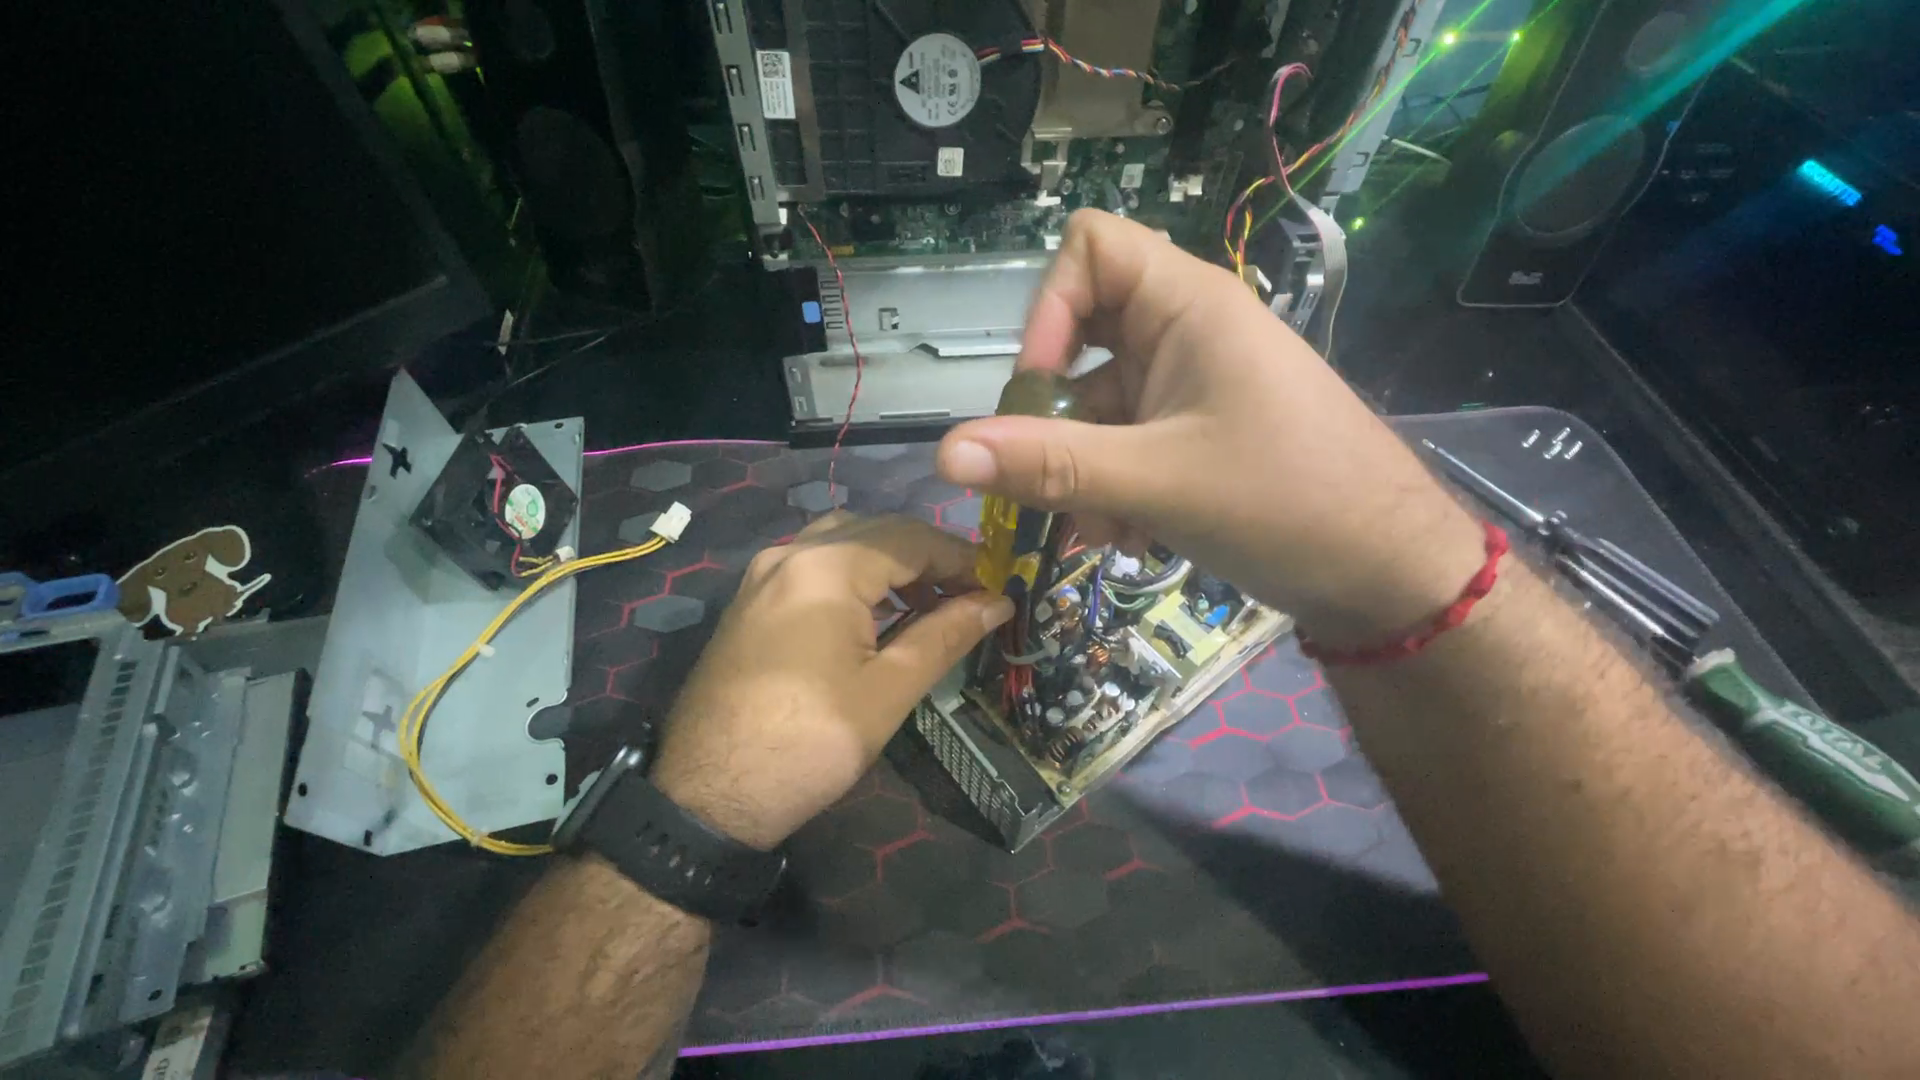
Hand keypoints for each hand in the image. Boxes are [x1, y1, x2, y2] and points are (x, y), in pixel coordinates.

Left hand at [651, 513, 1014, 849]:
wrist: (707, 795)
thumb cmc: (808, 744)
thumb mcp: (888, 691)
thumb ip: (944, 635)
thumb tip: (997, 602)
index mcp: (826, 567)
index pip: (911, 538)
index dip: (962, 558)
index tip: (999, 587)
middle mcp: (790, 554)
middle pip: (876, 531)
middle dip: (929, 557)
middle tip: (971, 595)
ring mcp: (763, 576)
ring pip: (842, 543)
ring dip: (891, 564)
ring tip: (930, 604)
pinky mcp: (750, 602)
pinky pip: (814, 567)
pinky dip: (855, 577)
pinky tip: (879, 615)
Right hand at [935, 209, 1483, 645]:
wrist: (1388, 575)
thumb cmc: (1289, 502)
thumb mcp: (1157, 483)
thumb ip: (1049, 466)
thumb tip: (944, 453)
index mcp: (1187, 305)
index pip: (1089, 247)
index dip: (1048, 309)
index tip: (1038, 389)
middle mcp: (1184, 334)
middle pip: (1079, 340)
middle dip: (1053, 418)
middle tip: (1044, 480)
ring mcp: (1190, 389)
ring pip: (1097, 408)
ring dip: (1080, 472)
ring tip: (1098, 534)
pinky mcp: (1195, 438)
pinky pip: (1125, 447)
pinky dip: (1111, 490)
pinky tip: (1126, 542)